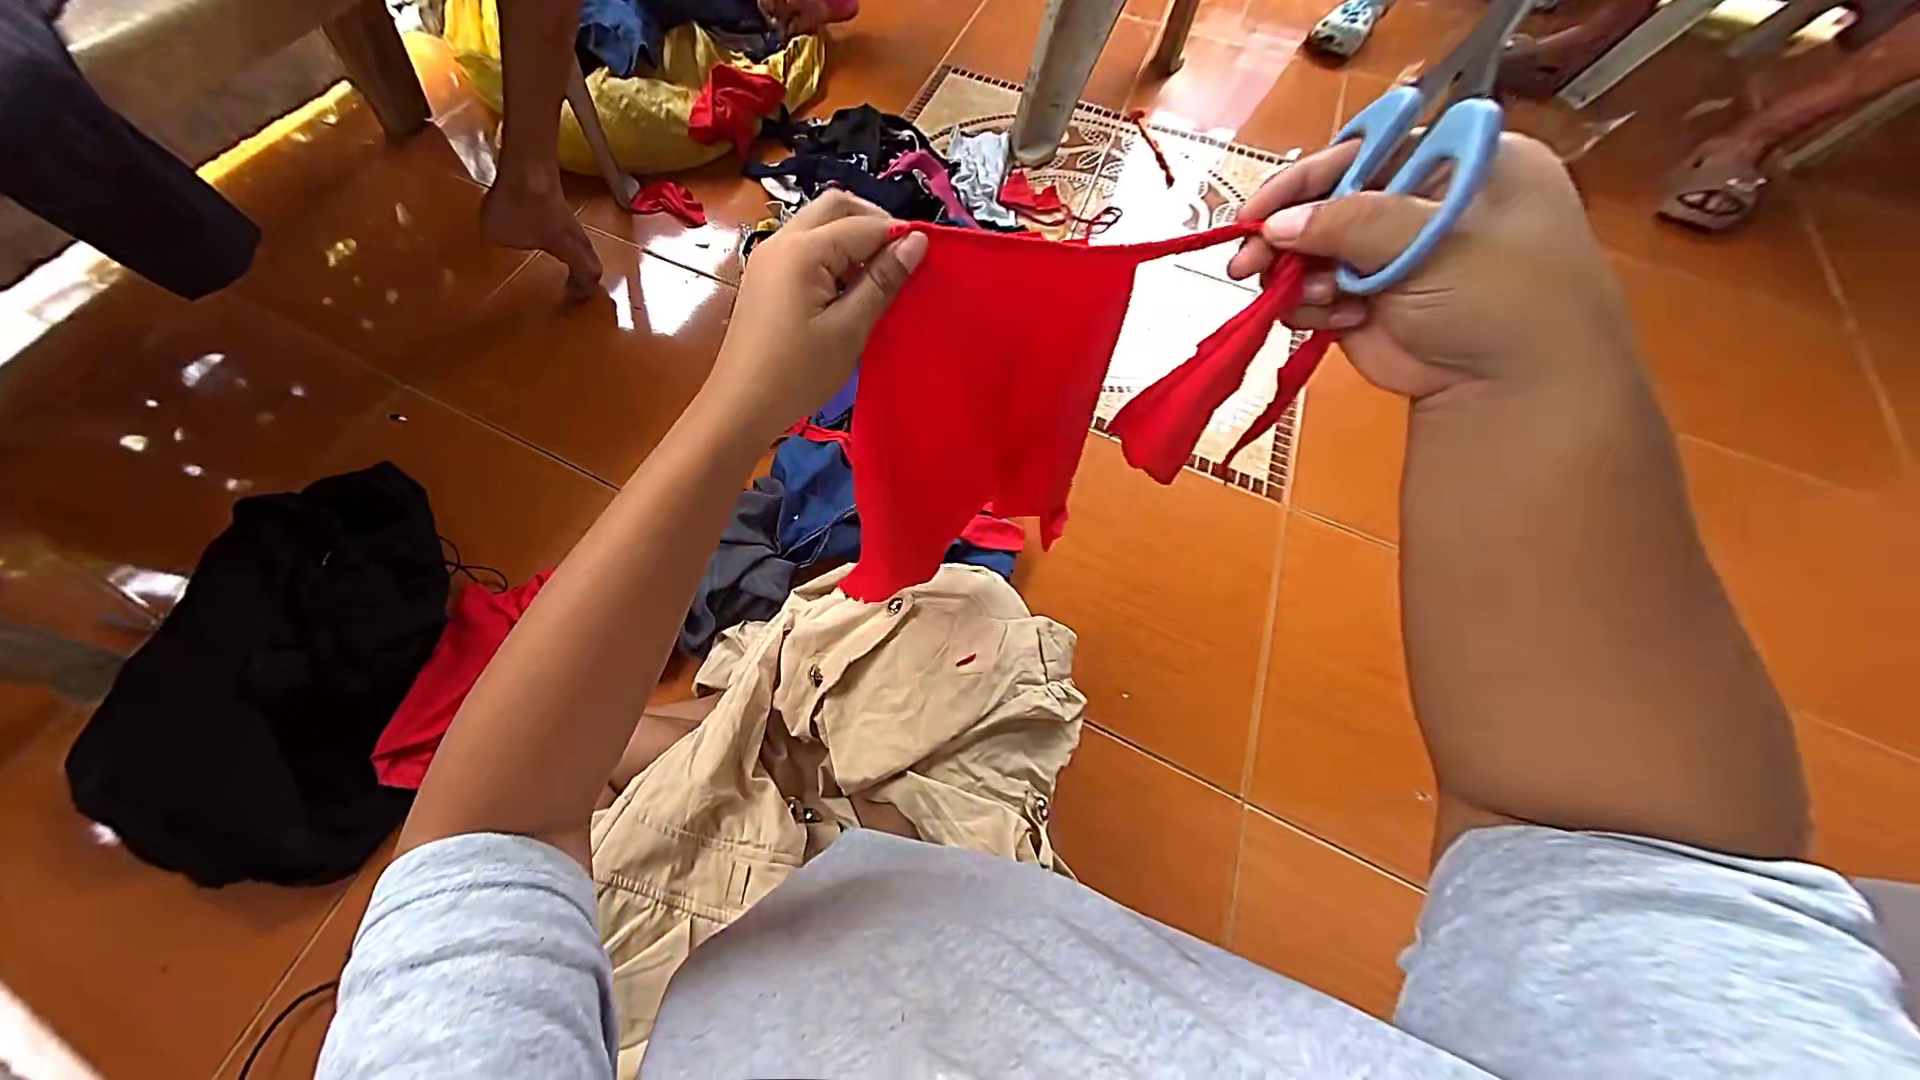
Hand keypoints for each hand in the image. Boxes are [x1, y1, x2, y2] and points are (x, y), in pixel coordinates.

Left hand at [481, 167, 602, 303]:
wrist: (526, 167)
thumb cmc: (520, 207)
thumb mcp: (503, 236)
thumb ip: (509, 246)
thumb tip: (509, 243)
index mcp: (573, 253)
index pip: (588, 277)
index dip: (583, 291)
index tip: (572, 298)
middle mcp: (578, 239)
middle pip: (590, 262)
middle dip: (584, 276)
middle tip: (574, 285)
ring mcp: (570, 219)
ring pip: (580, 246)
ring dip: (574, 257)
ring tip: (561, 264)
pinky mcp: (557, 203)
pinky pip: (564, 229)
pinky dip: (559, 239)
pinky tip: (541, 235)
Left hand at [699, 191, 926, 436]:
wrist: (741, 406)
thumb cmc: (798, 374)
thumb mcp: (849, 330)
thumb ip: (882, 282)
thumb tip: (916, 242)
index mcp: (803, 250)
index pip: (862, 224)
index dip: (899, 235)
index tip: (928, 257)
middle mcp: (782, 241)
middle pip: (835, 207)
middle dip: (874, 224)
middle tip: (901, 259)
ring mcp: (769, 258)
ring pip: (819, 225)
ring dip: (853, 240)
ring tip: (878, 279)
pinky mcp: (765, 278)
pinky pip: (805, 249)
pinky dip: (833, 256)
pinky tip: (849, 291)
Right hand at [1226, 134, 1637, 400]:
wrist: (1505, 386)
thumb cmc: (1499, 296)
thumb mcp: (1433, 241)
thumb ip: (1353, 223)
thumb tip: (1277, 224)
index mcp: (1450, 167)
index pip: (1364, 154)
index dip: (1306, 180)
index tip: (1258, 210)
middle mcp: (1411, 209)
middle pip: (1325, 208)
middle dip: (1285, 236)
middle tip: (1247, 265)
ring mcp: (1381, 261)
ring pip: (1308, 256)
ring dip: (1299, 279)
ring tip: (1317, 301)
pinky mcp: (1357, 305)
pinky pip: (1309, 299)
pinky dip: (1311, 311)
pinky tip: (1341, 320)